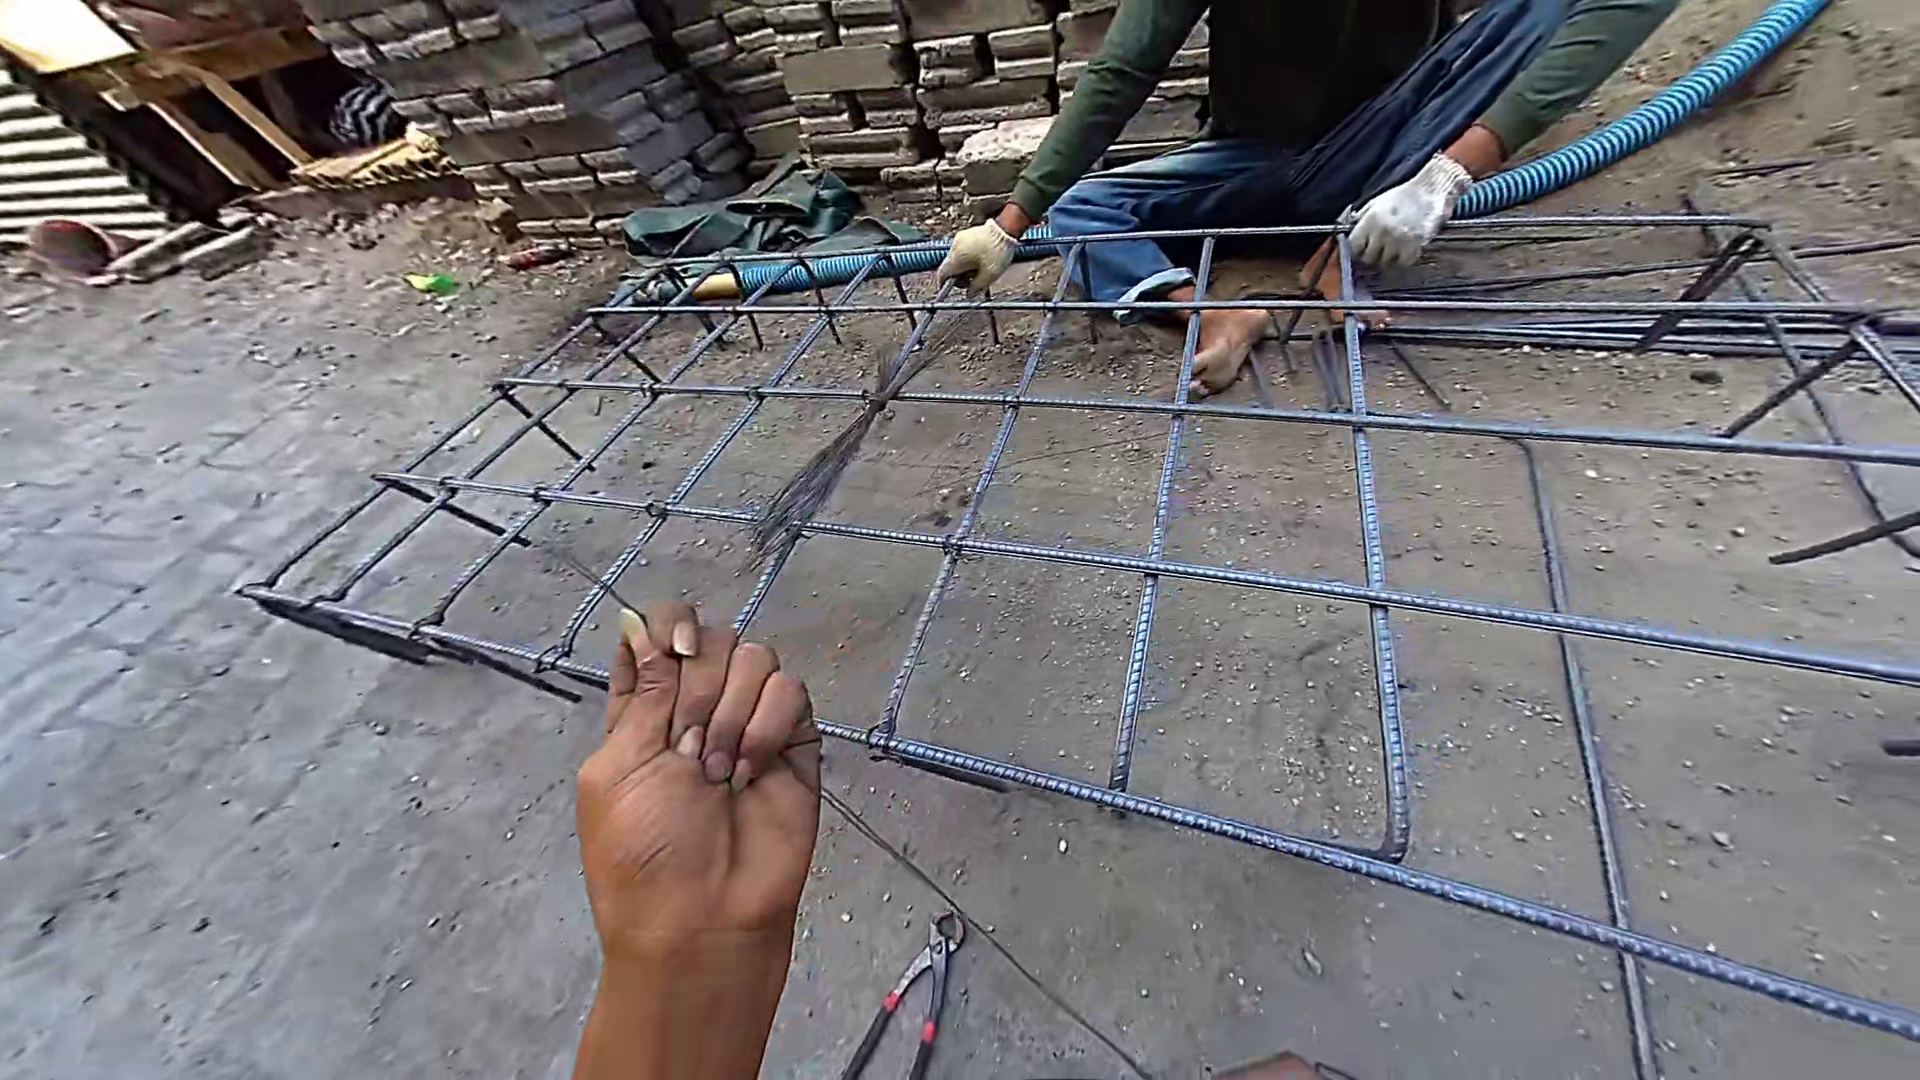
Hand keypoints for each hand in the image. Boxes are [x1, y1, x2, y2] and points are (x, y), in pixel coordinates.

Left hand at [573, 603, 819, 1079]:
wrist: (708, 913)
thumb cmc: (645, 849)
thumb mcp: (619, 767)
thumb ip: (644, 691)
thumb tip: (633, 618)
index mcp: (651, 705)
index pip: (664, 629)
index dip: (671, 626)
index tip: (673, 652)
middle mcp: (704, 699)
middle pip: (714, 637)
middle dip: (699, 688)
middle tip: (687, 747)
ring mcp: (753, 714)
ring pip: (757, 657)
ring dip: (731, 714)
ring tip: (719, 771)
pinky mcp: (796, 733)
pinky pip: (791, 691)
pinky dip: (767, 728)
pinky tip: (752, 771)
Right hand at [935, 216, 1019, 292]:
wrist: (1005, 228)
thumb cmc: (997, 252)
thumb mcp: (989, 276)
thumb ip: (976, 288)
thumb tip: (969, 295)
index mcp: (957, 259)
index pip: (942, 275)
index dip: (944, 285)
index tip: (949, 290)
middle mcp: (955, 247)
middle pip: (950, 267)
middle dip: (959, 277)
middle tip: (972, 282)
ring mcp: (960, 238)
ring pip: (956, 259)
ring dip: (964, 267)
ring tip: (980, 270)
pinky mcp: (967, 234)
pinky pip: (962, 250)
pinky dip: (968, 258)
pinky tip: (980, 260)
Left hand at [1351, 151, 1473, 268]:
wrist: (1435, 185)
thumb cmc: (1404, 195)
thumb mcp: (1376, 204)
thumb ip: (1361, 221)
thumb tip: (1349, 238)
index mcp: (1369, 221)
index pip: (1353, 247)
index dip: (1357, 251)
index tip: (1362, 250)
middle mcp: (1381, 232)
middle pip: (1368, 258)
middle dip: (1373, 255)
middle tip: (1381, 249)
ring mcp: (1398, 239)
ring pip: (1385, 262)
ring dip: (1389, 257)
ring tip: (1395, 247)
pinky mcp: (1415, 244)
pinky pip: (1403, 262)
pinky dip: (1405, 259)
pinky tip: (1407, 250)